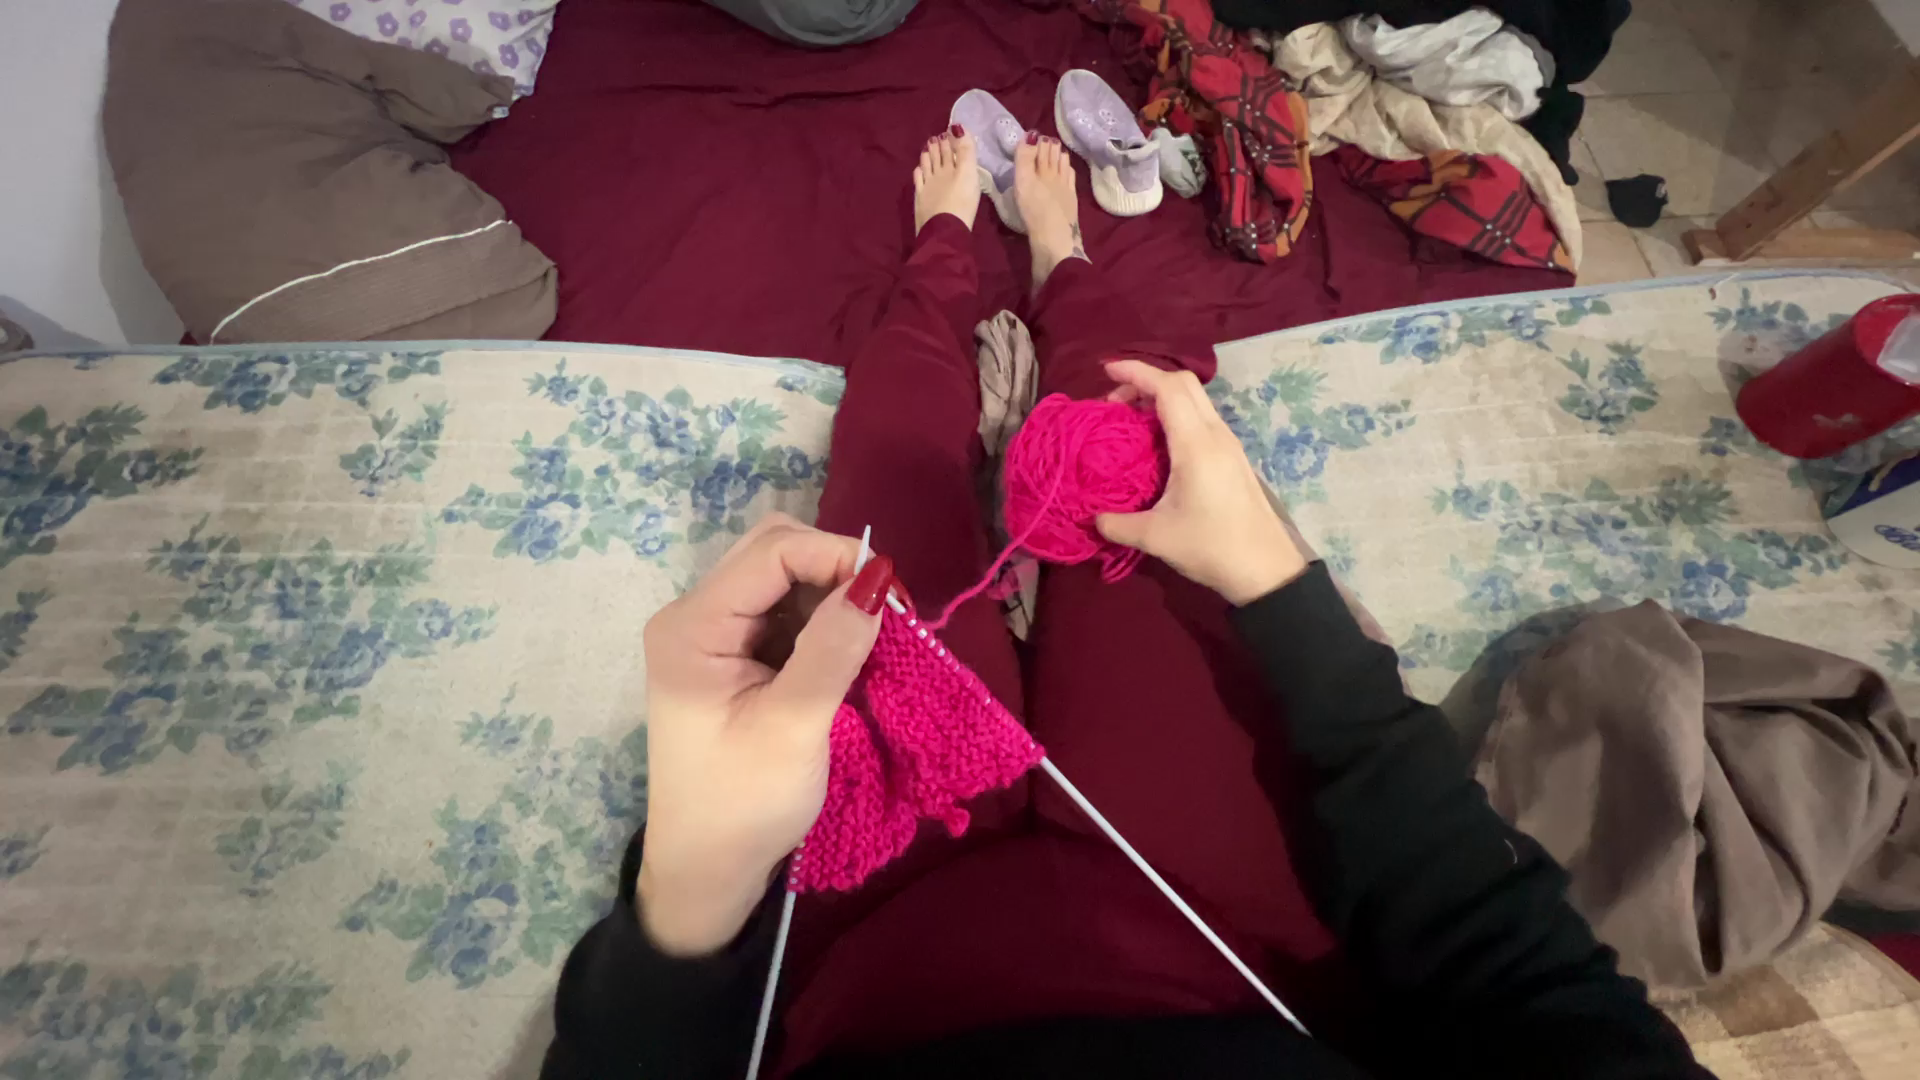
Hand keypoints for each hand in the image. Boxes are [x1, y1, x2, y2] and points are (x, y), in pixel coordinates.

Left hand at [637, 513, 890, 954]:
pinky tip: (849, 648)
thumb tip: (878, 578)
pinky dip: (826, 617)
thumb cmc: (743, 804)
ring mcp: (717, 633)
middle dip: (836, 568)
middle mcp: (698, 615)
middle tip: (886, 611)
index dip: (836, 556)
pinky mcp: (739, 653)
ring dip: (834, 593)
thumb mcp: (794, 726)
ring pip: (786, 576)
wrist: (709, 870)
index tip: (893, 594)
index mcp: (693, 627)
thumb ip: (833, 647)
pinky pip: (788, 609)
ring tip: (873, 634)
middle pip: (775, 552)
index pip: (772, 553)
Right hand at [1095, 360, 1309, 604]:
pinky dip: (1174, 415)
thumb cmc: (1212, 547)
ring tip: (1131, 421)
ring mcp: (1228, 444)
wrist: (1266, 569)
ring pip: (1195, 400)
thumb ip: (1117, 524)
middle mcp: (1215, 435)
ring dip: (1161, 398)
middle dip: (1146, 381)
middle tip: (1115, 402)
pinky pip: (1201, 418)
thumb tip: (1093, 517)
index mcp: (1197, 444)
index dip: (1136, 372)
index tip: (1107, 370)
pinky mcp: (1232, 457)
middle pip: (1183, 384)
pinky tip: (1156, 443)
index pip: (1168, 387)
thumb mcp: (1156, 537)